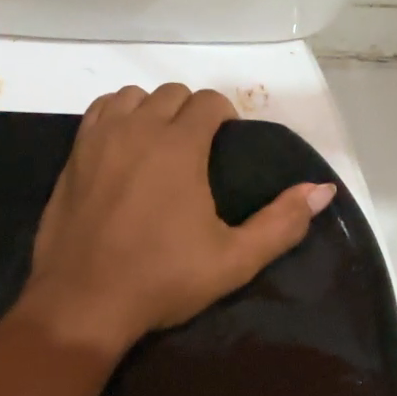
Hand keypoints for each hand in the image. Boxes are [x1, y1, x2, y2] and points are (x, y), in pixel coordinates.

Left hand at [18, 83, 336, 353]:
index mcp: (178, 145)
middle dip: (191, 111)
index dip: (225, 115)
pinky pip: (99, 112)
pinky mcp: (73, 155)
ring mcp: (100, 138)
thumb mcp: (233, 260)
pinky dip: (117, 117)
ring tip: (160, 144)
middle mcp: (138, 128)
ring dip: (152, 110)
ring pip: (132, 97)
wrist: (83, 301)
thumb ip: (281, 222)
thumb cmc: (162, 280)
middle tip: (199, 149)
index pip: (208, 101)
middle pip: (171, 94)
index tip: (228, 142)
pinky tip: (123, 148)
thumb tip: (323, 190)